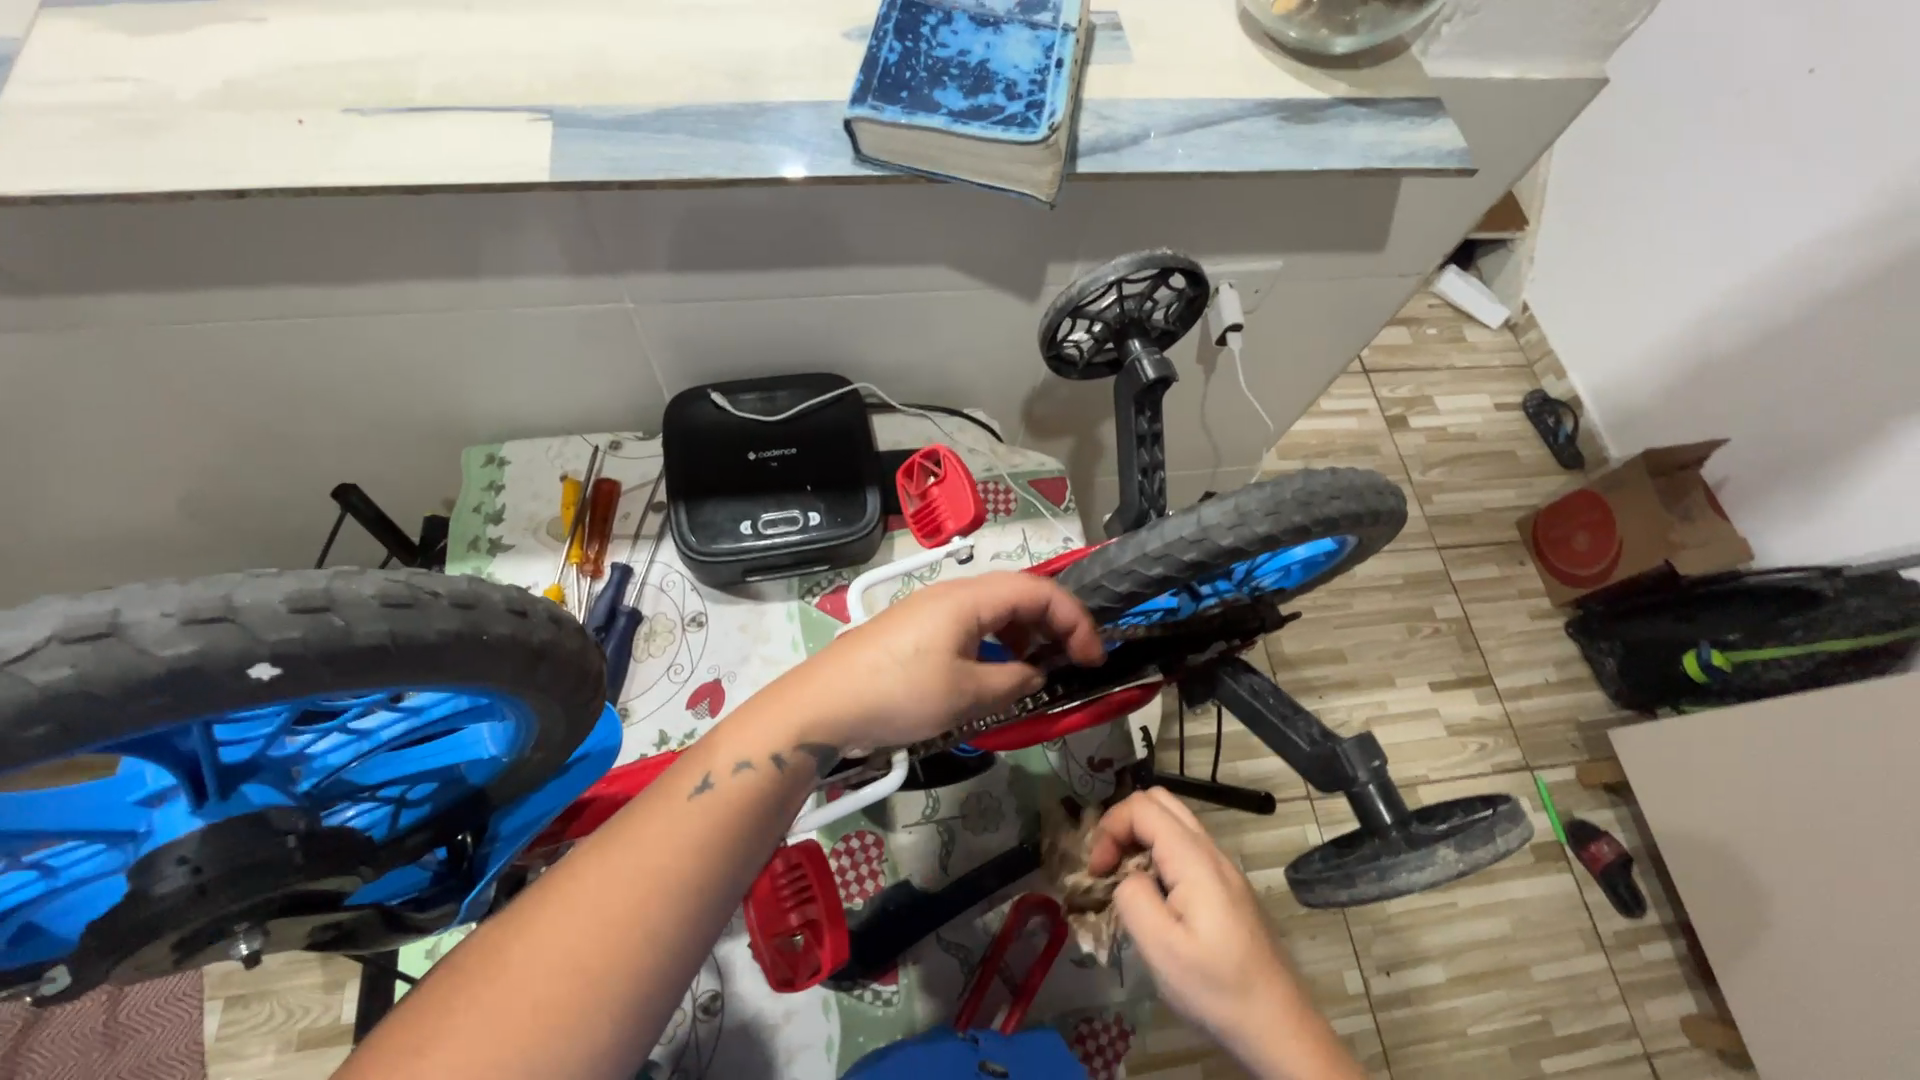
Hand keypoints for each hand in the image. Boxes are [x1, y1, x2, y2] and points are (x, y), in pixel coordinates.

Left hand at [780, 571, 1104, 750]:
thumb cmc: (899, 694)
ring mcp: (930, 608)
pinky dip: (994, 643)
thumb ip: (1013, 682)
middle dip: (1054, 624)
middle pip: (1018, 594)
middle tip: (1072, 661)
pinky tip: (992, 673)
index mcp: (970, 598)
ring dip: (1023, 634)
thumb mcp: (966, 695)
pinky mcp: (916, 629)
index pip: (1040, 592)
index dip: (1076, 621)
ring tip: (1035, 669)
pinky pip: (970, 625)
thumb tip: (1034, 674)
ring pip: (994, 609)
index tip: (1093, 658)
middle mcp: (953, 592)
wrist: (823, 703)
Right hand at [1093, 790, 1347, 1074]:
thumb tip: (1125, 878)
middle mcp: (1212, 852)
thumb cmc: (1217, 988)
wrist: (1277, 1025)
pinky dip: (1158, 857)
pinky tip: (1153, 898)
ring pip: (1174, 824)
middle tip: (1107, 866)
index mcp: (1195, 859)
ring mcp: (1223, 869)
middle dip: (1123, 825)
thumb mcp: (1162, 949)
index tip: (1097, 871)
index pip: (1142, 807)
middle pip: (1160, 802)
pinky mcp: (1226, 888)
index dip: (1110, 828)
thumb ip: (1133, 899)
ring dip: (1140, 840)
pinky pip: (1185, 850)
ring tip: (1124, 881)